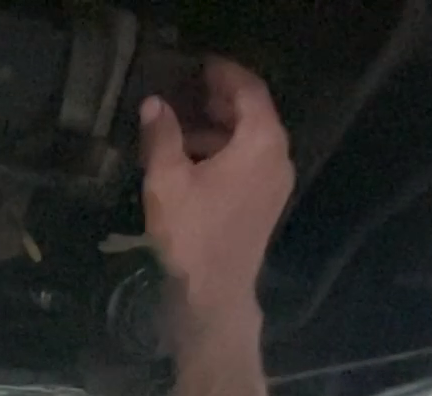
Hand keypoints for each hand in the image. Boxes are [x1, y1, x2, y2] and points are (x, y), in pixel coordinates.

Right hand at [137, 58, 294, 332]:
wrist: (211, 293)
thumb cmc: (190, 235)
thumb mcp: (166, 182)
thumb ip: (162, 138)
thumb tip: (154, 104)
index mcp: (260, 142)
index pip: (248, 91)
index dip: (224, 75)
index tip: (201, 67)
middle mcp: (277, 157)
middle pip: (252, 116)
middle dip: (220, 104)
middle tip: (189, 95)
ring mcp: (275, 184)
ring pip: (249, 144)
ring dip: (218, 134)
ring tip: (182, 133)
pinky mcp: (264, 207)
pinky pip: (248, 167)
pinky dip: (224, 157)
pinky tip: (194, 166)